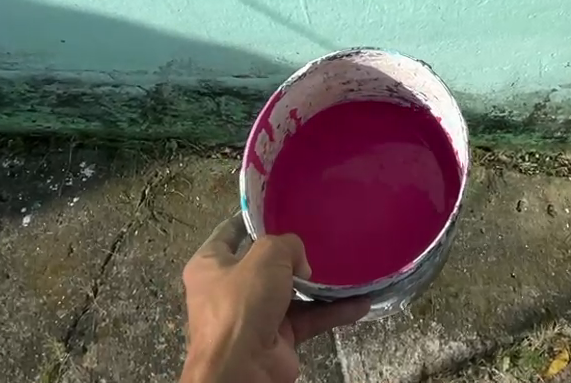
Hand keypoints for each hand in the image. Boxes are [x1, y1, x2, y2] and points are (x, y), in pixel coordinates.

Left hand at [180, 217, 366, 382]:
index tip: (277, 204)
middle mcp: (230, 290)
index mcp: (210, 266)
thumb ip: (287, 244)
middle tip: (319, 233)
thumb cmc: (242, 303)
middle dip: (292, 252)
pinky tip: (359, 301)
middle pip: (265, 263)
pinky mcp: (278, 339)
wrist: (242, 371)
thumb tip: (300, 265)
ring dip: (319, 283)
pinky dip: (333, 311)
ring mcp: (255, 316)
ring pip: (292, 291)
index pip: (229, 233)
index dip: (251, 218)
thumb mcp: (266, 255)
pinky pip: (309, 318)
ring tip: (346, 263)